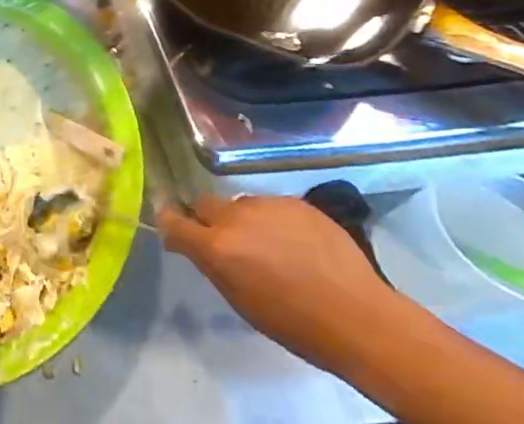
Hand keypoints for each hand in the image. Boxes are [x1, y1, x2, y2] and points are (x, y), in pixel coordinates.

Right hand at [161, 194, 392, 371]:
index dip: (169, 223)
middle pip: (206, 204)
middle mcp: (237, 216)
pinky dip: (273, 221)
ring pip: (240, 204)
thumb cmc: (293, 323)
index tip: (171, 227)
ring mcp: (268, 203)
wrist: (354, 312)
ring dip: (243, 220)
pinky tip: (295, 244)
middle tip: (225, 243)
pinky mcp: (295, 200)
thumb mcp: (242, 302)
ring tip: (268, 248)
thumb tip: (201, 246)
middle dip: (207, 219)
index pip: (175, 223)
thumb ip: (216, 266)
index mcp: (218, 247)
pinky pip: (271, 206)